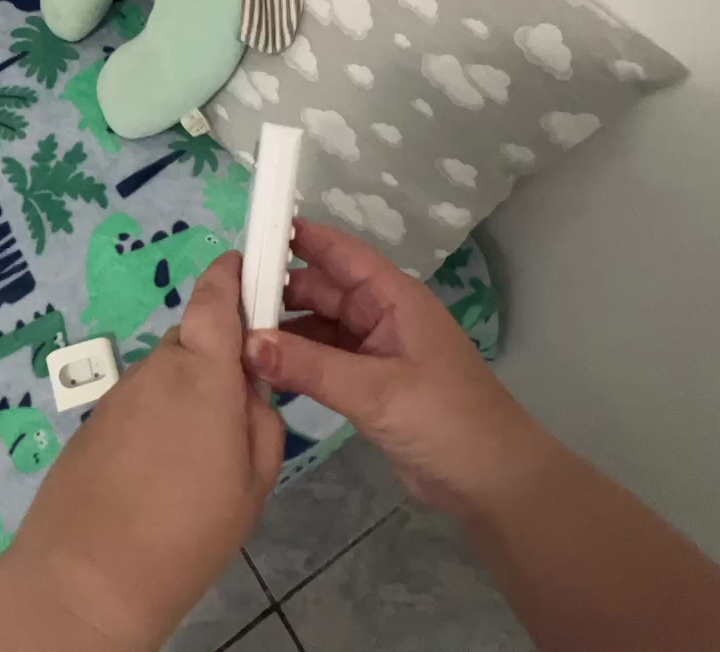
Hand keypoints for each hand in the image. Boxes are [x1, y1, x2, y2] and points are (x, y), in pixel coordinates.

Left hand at [4, 251, 284, 648]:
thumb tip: (246, 390)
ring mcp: (121, 392)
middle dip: (217, 359)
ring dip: (186, 395)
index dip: (230, 274)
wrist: (85, 576)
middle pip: (194, 340)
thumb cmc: (187, 529)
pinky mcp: (96, 419)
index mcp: (203, 371)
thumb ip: (261, 418)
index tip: (246, 267)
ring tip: (193, 461)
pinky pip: (141, 401)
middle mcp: (158, 367)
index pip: (214, 296)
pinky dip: (156, 419)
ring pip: (167, 374)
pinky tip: (158, 473)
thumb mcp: (255, 480)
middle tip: (233, 416)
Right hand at [245, 219, 554, 515]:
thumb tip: (245, 342)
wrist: (494, 486)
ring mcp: (372, 350)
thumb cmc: (447, 420)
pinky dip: (293, 361)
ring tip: (232, 336)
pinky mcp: (365, 383)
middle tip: (224, 301)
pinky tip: (259, 370)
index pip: (339, 252)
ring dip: (280, 330)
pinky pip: (320, 359)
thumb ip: (310, 366)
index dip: (298, 238)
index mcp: (392, 298)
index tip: (250, 234)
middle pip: (319, 289)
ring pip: (315, 326)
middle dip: (276, 292)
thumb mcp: (376, 391)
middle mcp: (379, 315)